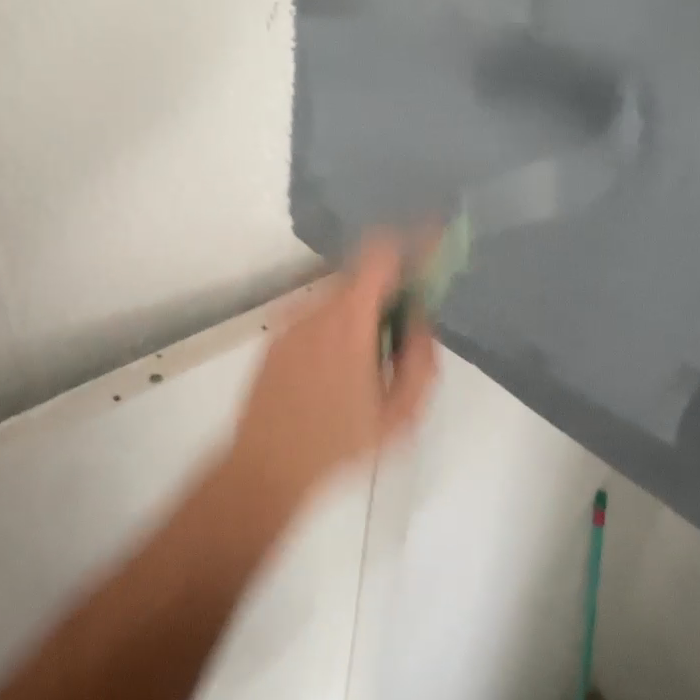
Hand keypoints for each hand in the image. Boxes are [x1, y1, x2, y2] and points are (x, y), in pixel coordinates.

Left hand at [230, 230, 438, 499]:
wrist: (263, 466)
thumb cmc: (338, 443)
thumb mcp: (401, 414)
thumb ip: (422, 360)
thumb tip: (422, 322)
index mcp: (350, 321)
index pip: (383, 254)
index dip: (413, 238)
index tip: (435, 233)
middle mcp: (318, 309)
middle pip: (362, 275)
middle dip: (389, 290)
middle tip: (403, 328)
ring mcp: (290, 321)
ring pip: (338, 298)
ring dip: (360, 314)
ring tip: (364, 367)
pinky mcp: (274, 337)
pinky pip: (316, 318)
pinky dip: (335, 330)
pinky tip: (333, 376)